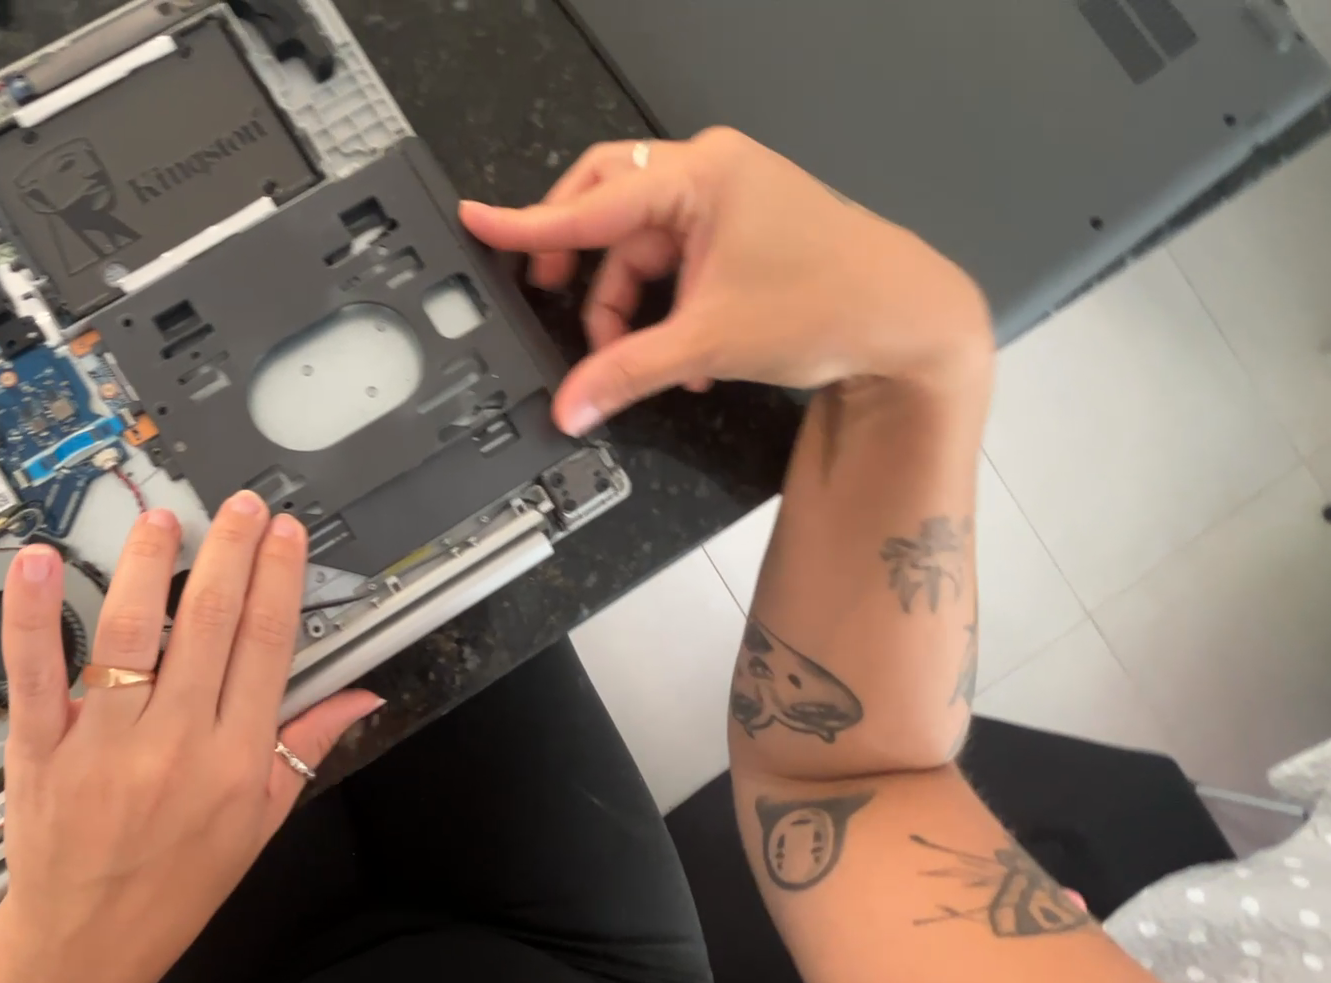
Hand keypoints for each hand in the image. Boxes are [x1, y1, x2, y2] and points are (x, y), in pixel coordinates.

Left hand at [0, 495, 381, 982]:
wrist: (85, 947)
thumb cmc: (178, 885)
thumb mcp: (263, 822)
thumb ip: (309, 746)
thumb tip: (360, 696)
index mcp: (235, 758)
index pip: (266, 645)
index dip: (279, 580)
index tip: (285, 536)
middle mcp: (175, 741)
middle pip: (210, 623)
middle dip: (231, 551)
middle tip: (242, 507)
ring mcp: (104, 740)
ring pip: (133, 631)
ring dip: (151, 564)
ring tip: (167, 520)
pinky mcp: (42, 745)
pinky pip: (38, 670)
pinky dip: (35, 613)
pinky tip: (41, 563)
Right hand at [460, 128, 992, 434]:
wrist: (907, 324)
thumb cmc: (830, 307)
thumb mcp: (709, 343)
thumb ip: (625, 373)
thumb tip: (568, 407)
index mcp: (700, 176)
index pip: (589, 203)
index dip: (525, 222)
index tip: (475, 220)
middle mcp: (707, 175)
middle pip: (604, 207)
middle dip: (577, 261)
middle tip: (552, 297)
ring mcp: (721, 201)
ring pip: (633, 247)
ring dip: (625, 305)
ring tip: (641, 358)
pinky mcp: (730, 231)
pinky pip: (666, 264)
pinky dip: (658, 308)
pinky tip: (681, 352)